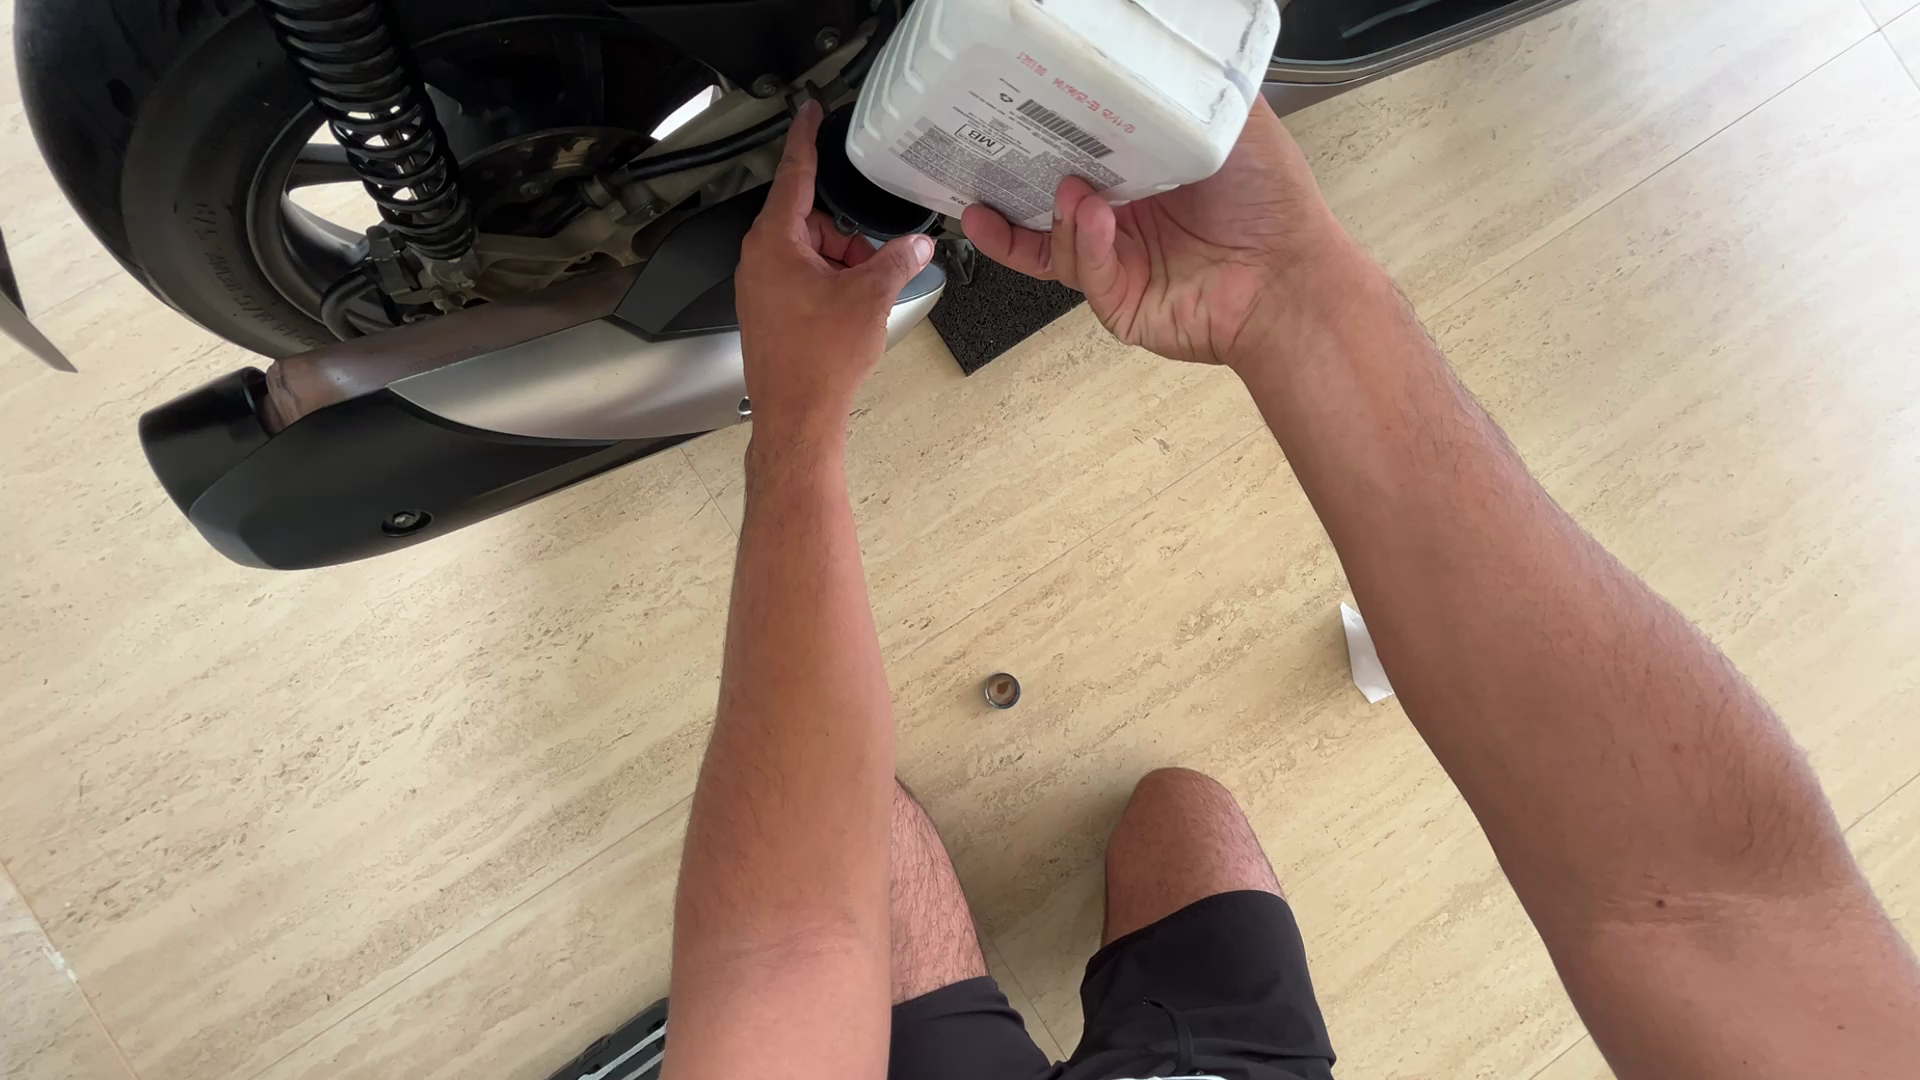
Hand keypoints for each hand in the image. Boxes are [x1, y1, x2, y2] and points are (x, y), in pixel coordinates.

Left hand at [735, 101, 936, 446]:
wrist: (797, 416)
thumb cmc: (818, 362)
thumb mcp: (870, 298)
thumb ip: (897, 261)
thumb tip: (917, 245)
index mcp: (775, 242)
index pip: (794, 173)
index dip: (807, 138)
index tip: (809, 112)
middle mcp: (759, 261)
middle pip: (811, 223)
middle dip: (847, 241)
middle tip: (872, 268)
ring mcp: (760, 290)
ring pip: (808, 257)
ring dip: (841, 269)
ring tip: (860, 303)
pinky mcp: (767, 315)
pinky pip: (801, 284)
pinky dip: (828, 290)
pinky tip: (845, 318)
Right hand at [961, 97, 1357, 370]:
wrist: (1287, 280)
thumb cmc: (1271, 205)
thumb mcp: (1231, 121)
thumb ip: (1185, 90)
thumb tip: (1148, 47)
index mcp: (1140, 176)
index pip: (1075, 157)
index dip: (1039, 142)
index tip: (1007, 118)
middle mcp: (1122, 221)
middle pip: (1047, 205)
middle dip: (1012, 189)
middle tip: (984, 163)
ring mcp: (1116, 265)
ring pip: (1056, 244)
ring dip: (1058, 217)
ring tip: (1070, 192)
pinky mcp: (1117, 303)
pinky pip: (1086, 274)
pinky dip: (1087, 247)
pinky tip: (1095, 220)